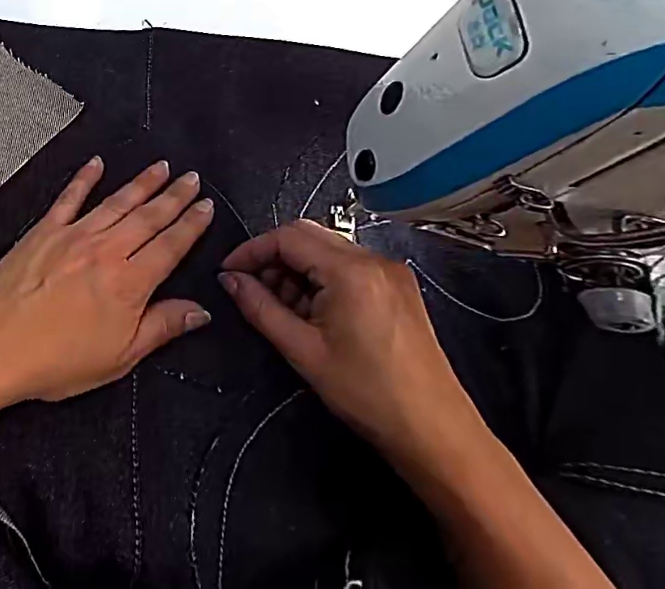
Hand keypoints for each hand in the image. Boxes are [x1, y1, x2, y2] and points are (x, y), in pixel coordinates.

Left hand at [0, 158, 213, 403]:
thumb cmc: (54, 358)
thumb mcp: (120, 356)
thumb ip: (162, 327)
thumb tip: (199, 312)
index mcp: (129, 283)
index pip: (171, 245)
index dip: (192, 224)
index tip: (205, 207)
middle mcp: (107, 251)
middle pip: (150, 217)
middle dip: (175, 195)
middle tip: (191, 178)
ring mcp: (75, 236)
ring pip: (118, 202)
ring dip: (143, 183)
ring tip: (161, 167)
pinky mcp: (46, 231)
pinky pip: (70, 197)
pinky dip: (85, 178)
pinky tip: (97, 163)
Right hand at [219, 220, 482, 460]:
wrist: (434, 430)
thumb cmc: (368, 395)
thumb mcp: (304, 352)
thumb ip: (261, 308)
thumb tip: (230, 280)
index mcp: (351, 271)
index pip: (288, 236)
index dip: (252, 249)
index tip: (229, 270)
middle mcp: (373, 259)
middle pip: (308, 235)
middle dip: (273, 256)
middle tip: (250, 288)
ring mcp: (389, 270)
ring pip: (328, 249)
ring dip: (297, 269)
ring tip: (282, 307)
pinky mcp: (398, 285)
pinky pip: (349, 265)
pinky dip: (323, 278)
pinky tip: (312, 311)